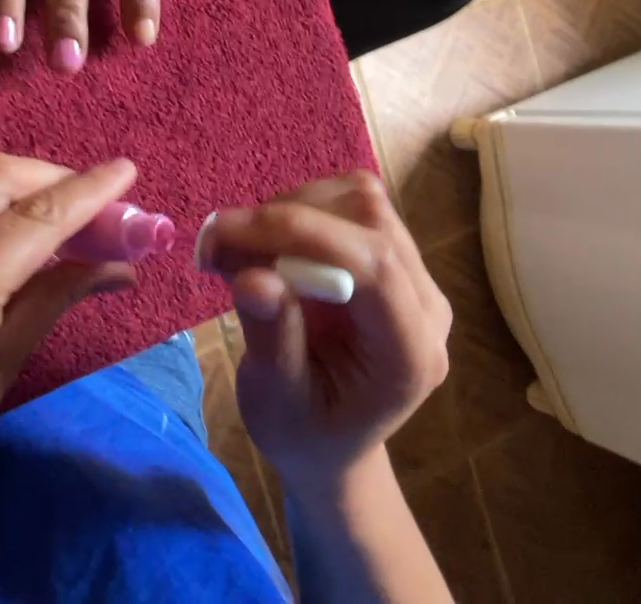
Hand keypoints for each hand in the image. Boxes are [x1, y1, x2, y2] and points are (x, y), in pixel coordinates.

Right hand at [202, 172, 450, 490]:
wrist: (329, 440)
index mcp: (409, 352)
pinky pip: (345, 204)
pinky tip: (260, 248)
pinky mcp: (389, 256)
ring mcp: (413, 275)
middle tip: (216, 246)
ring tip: (233, 250)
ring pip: (355, 198)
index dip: (300, 233)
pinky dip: (293, 212)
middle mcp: (425, 303)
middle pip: (366, 218)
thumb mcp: (276, 402)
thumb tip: (254, 276)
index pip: (374, 264)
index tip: (224, 235)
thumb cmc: (302, 431)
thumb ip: (271, 338)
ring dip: (284, 210)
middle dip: (282, 218)